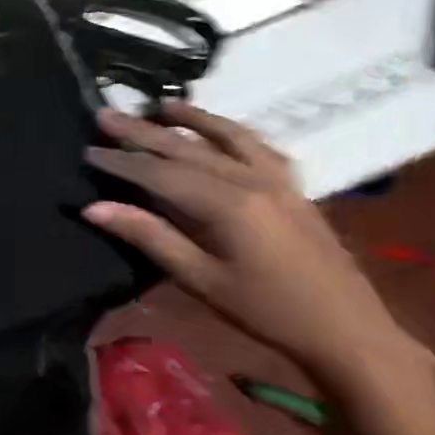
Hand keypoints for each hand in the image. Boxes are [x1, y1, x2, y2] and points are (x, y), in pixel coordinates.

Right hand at [83, 102, 426, 390]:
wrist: (346, 330)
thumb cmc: (266, 312)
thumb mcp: (201, 280)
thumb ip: (150, 237)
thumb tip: (95, 208)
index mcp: (227, 205)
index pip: (160, 173)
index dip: (121, 161)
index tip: (88, 151)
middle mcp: (252, 179)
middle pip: (187, 148)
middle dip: (142, 131)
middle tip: (105, 114)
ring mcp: (278, 179)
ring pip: (226, 137)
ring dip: (190, 118)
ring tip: (159, 104)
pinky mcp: (294, 186)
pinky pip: (258, 146)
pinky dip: (231, 131)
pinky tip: (219, 128)